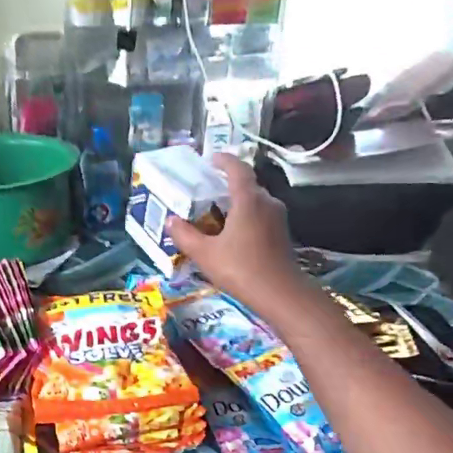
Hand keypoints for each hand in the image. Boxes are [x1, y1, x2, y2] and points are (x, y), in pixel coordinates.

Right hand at [166, 154, 305, 312]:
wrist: (279, 293)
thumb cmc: (240, 268)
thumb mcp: (205, 253)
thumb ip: (185, 235)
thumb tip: (170, 220)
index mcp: (248, 200)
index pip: (237, 170)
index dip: (224, 161)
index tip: (211, 159)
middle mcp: (267, 202)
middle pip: (247, 185)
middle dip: (228, 185)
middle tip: (208, 191)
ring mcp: (278, 219)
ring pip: (255, 202)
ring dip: (237, 203)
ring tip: (217, 212)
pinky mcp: (282, 234)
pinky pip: (261, 217)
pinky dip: (246, 217)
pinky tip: (233, 233)